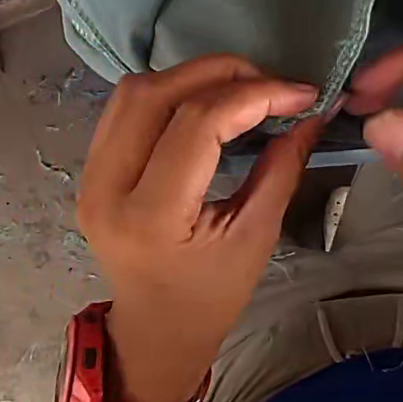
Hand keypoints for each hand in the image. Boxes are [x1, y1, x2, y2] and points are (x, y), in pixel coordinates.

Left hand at [78, 55, 323, 401]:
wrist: (154, 328)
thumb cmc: (210, 296)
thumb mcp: (256, 236)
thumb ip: (282, 168)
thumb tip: (312, 113)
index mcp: (150, 216)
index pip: (197, 125)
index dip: (253, 95)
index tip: (300, 93)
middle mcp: (107, 187)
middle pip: (156, 93)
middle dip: (221, 73)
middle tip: (271, 82)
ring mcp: (89, 175)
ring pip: (134, 92)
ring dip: (191, 77)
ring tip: (240, 88)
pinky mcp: (90, 168)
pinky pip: (124, 108)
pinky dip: (168, 92)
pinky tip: (203, 103)